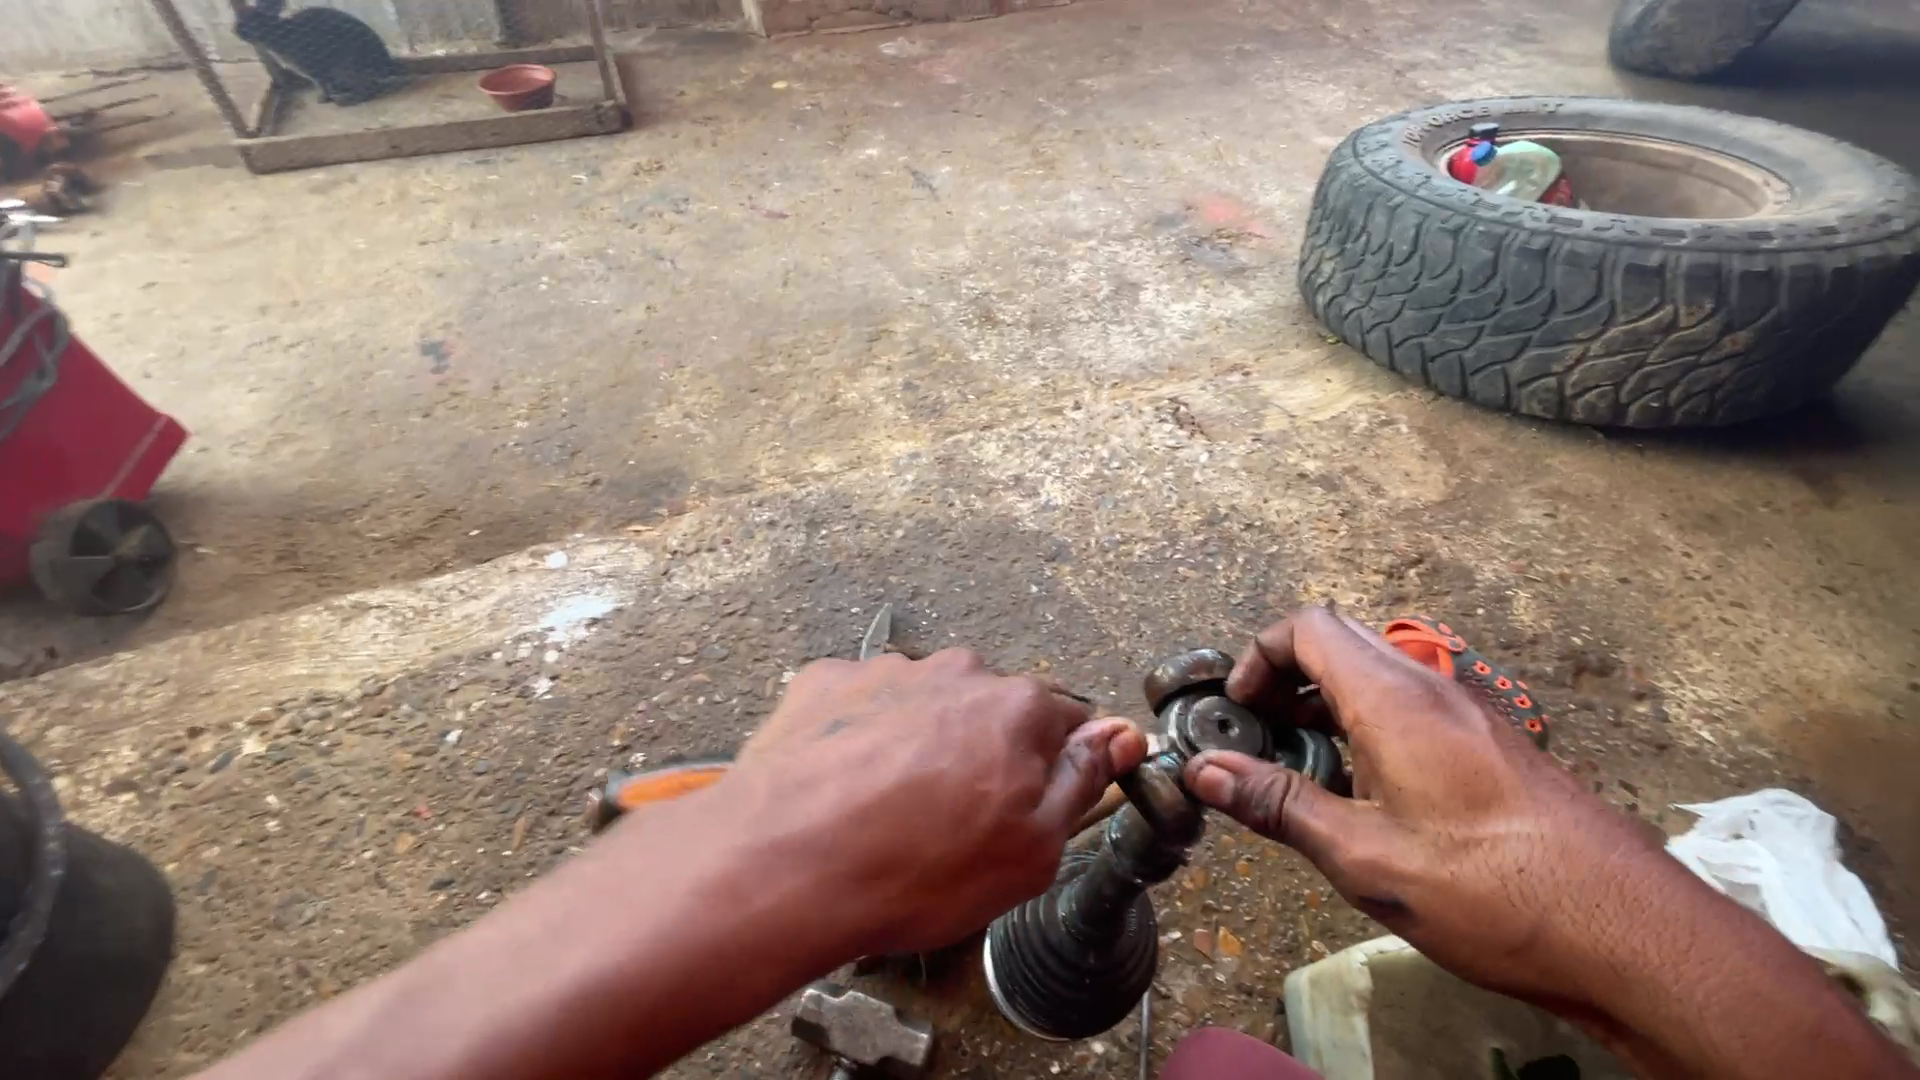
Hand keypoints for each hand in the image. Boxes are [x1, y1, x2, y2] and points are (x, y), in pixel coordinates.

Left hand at [723, 648, 1145, 956]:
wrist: (783, 863)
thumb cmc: (914, 868)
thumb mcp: (1031, 849)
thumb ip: (1082, 780)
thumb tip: (1117, 736)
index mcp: (1015, 707)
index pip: (1065, 722)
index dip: (1056, 765)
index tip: (1034, 799)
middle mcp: (954, 672)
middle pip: (990, 710)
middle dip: (985, 753)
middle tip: (955, 819)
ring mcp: (886, 671)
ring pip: (926, 706)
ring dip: (921, 744)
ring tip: (890, 809)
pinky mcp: (828, 682)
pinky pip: (865, 705)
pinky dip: (864, 736)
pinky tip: (845, 785)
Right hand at [1182, 607, 1665, 1008]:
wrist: (1639, 939)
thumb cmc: (1491, 892)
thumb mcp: (1364, 856)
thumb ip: (1277, 804)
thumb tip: (1201, 772)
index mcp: (1394, 699)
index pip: (1307, 627)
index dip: (1258, 655)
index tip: (1239, 708)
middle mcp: (1430, 689)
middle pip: (1338, 639)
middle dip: (1284, 672)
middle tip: (1260, 729)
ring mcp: (1467, 714)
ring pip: (1373, 671)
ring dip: (1322, 698)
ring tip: (1299, 761)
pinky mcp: (1489, 744)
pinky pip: (1407, 703)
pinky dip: (1361, 721)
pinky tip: (1361, 788)